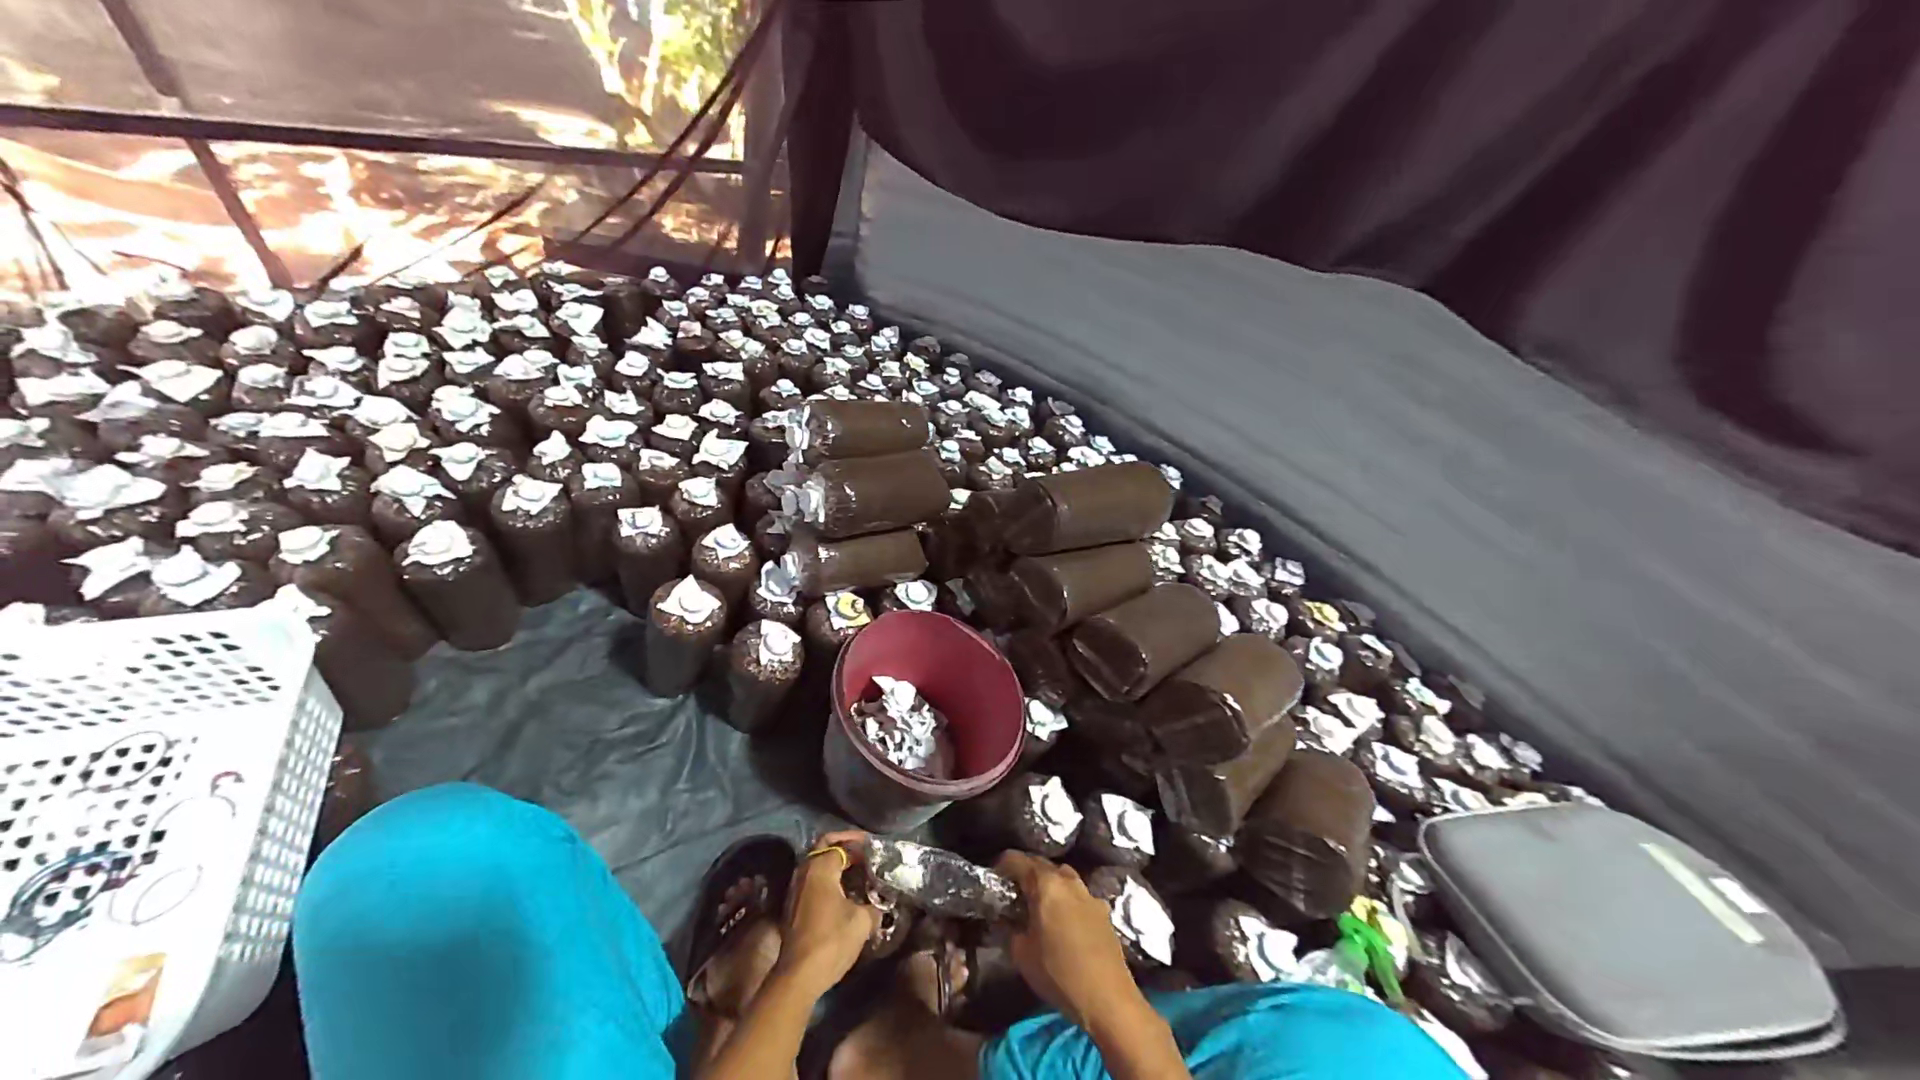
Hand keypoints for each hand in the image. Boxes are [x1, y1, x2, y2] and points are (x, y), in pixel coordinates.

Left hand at [775, 831, 879, 996]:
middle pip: (823, 847)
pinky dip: (828, 878)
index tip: (875, 848)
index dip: (859, 843)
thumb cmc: (831, 940)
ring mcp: (795, 889)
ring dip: (834, 863)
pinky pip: (812, 880)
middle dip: (844, 845)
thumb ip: (873, 906)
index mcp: (820, 868)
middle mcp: (804, 872)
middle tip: (864, 851)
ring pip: (816, 864)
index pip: (841, 844)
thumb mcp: (862, 921)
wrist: (799, 976)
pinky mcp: (794, 906)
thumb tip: (878, 905)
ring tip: (857, 871)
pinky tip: (844, 892)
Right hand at [995, 851, 1144, 1029]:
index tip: (994, 875)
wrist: (1108, 999)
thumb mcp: (1022, 954)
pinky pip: (1080, 896)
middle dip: (1027, 872)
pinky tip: (1065, 921)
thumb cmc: (1059, 973)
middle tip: (1015, 890)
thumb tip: (1008, 920)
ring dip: (1050, 884)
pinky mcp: (1104, 912)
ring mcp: (1090, 895)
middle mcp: (1069, 881)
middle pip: (1043, 865)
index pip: (1018, 860)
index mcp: (1046, 885)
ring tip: (1040, 904)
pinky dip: (1068, 900)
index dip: (1003, 864)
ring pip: (1064, 878)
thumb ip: (1011, 929)